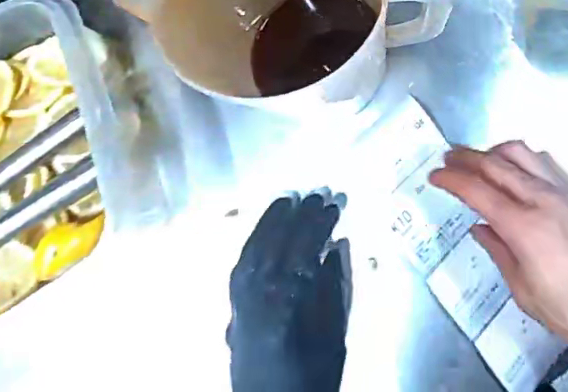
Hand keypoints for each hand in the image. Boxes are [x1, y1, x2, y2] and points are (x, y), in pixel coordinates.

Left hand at [227, 193, 349, 391]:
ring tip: (288, 200)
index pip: (304, 251)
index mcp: (287, 308)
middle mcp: (259, 301)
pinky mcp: (232, 311)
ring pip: (254, 251)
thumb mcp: (333, 339)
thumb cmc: (310, 381)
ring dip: (271, 222)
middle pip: (278, 245)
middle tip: (317, 195)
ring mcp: (241, 305)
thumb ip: (333, 290)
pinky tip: (264, 230)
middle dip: (299, 217)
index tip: (334, 206)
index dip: (319, 225)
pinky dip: (253, 242)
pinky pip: (241, 266)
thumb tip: (335, 247)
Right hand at [429, 143, 567, 363]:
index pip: (478, 191)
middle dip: (466, 157)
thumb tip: (478, 226)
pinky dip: (521, 155)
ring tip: (478, 158)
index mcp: (525, 227)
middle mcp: (542, 198)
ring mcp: (563, 190)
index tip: (435, 174)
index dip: (452, 179)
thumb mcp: (526, 294)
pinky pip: (543, 159)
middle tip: (447, 157)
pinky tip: (516, 165)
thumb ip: (498, 252)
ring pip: (520, 152)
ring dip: (492, 150)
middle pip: (495, 164)